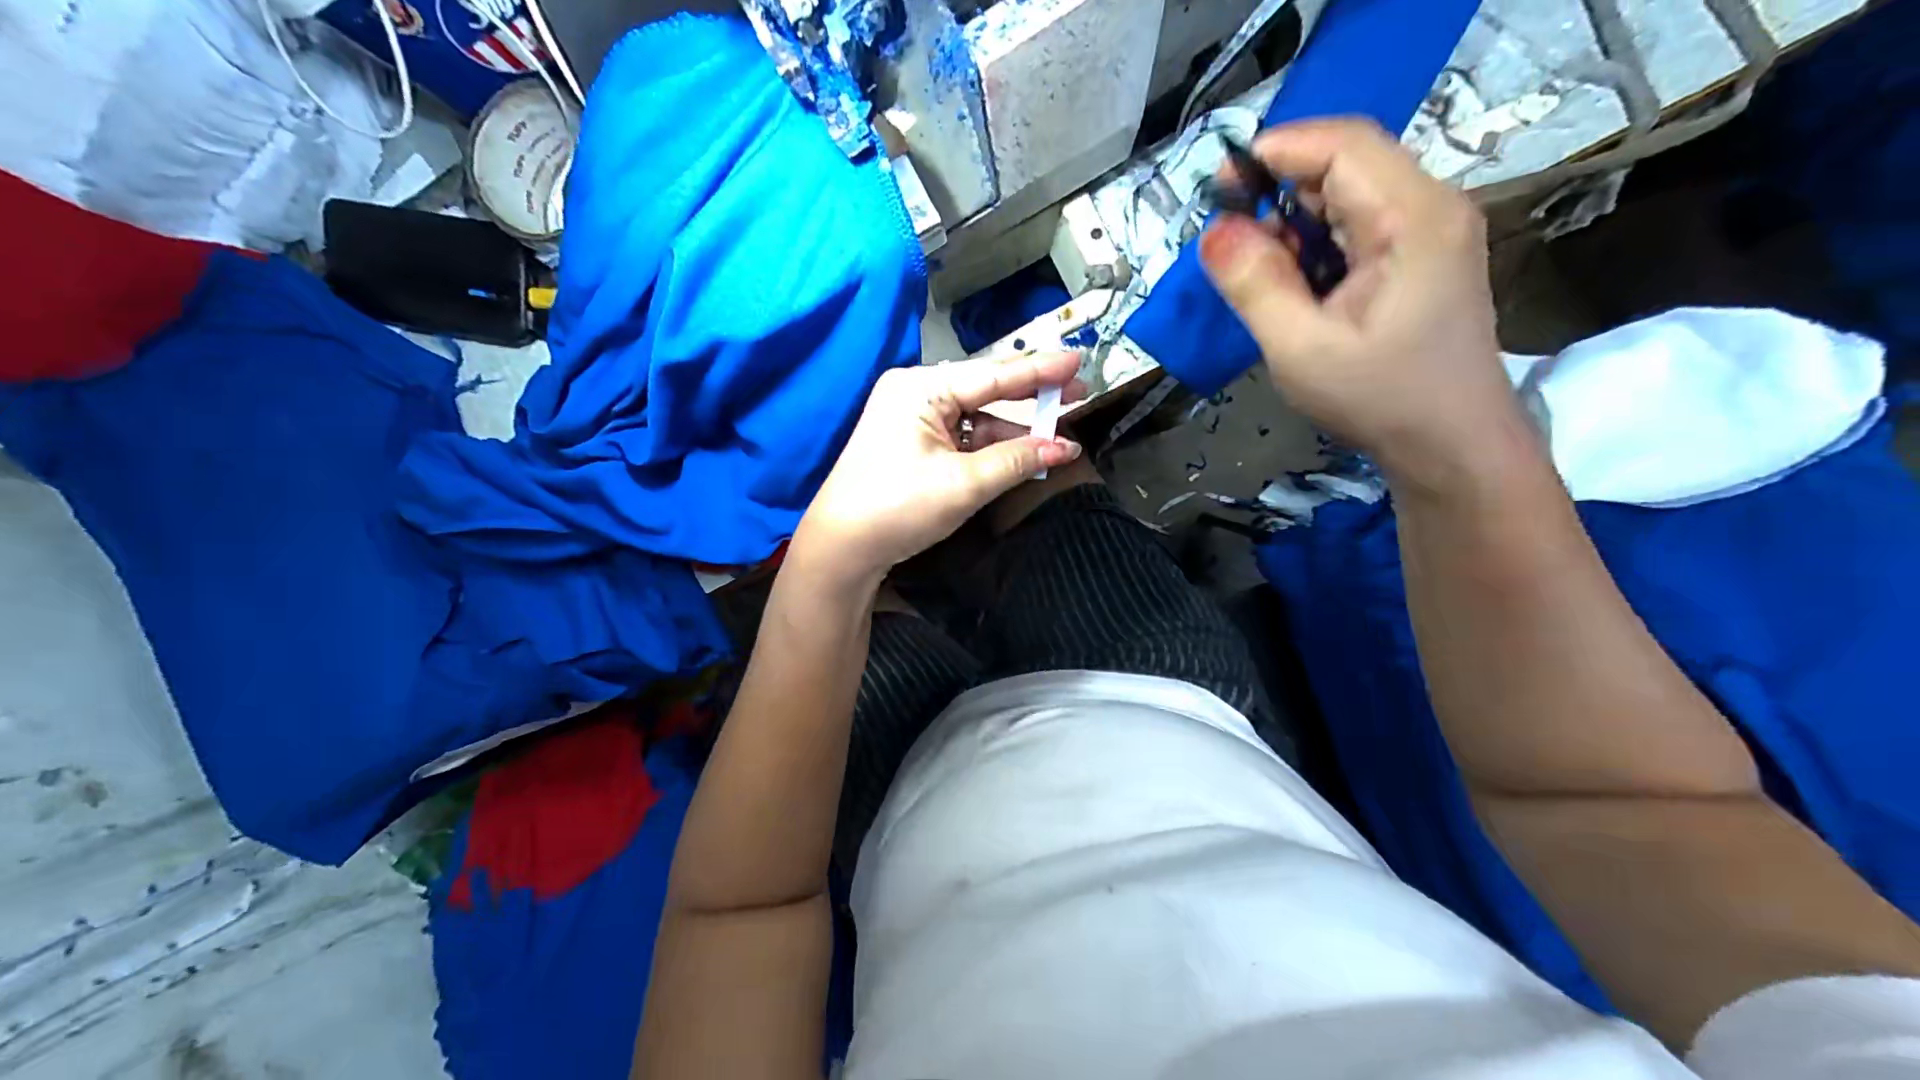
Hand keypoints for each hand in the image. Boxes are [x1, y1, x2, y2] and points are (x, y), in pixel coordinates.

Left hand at [790, 352, 1082, 587]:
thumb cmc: (898, 508)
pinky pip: (961, 435)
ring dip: (1013, 429)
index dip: (1041, 370)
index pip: (993, 374)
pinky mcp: (912, 443)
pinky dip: (991, 446)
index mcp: (920, 388)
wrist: (842, 549)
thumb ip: (1017, 460)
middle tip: (1078, 394)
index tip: (1079, 361)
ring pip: (976, 416)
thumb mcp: (964, 484)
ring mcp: (911, 418)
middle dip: (1031, 397)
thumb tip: (1064, 447)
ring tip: (1057, 434)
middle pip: (985, 390)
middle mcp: (914, 393)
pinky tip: (1021, 452)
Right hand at [1198, 118, 1528, 487]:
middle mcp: (1429, 207)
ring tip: (1261, 276)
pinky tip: (1295, 287)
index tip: (1219, 190)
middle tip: (1231, 244)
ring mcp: (1428, 231)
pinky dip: (1314, 244)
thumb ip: (1255, 285)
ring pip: (1348, 195)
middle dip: (1278, 191)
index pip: (1342, 144)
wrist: (1450, 444)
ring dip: (1293, 223)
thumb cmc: (1379, 399)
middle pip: (1345, 163)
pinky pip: (1357, 226)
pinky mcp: (1418, 257)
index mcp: (1411, 217)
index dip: (1276, 151)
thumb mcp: (1300, 348)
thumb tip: (1212, 232)